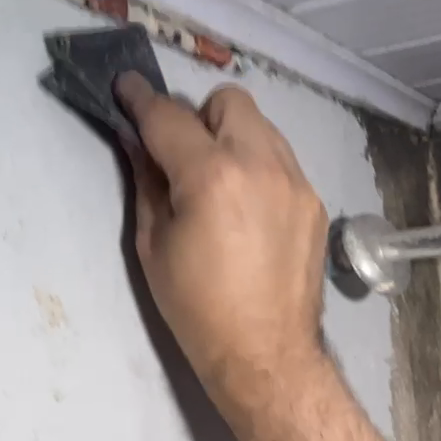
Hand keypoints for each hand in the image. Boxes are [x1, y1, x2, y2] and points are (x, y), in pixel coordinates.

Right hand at [114, 74, 331, 425]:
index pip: (169, 115)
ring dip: (235, 139)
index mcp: (213, 176)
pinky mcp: (314, 204)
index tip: (126, 88)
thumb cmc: (198, 307)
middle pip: (229, 103)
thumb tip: (138, 142)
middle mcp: (263, 166)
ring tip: (221, 182)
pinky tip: (250, 208)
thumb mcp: (154, 244)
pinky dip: (261, 168)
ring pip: (263, 128)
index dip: (140, 98)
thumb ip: (146, 182)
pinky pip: (283, 162)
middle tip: (184, 154)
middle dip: (200, 117)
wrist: (266, 352)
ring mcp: (297, 184)